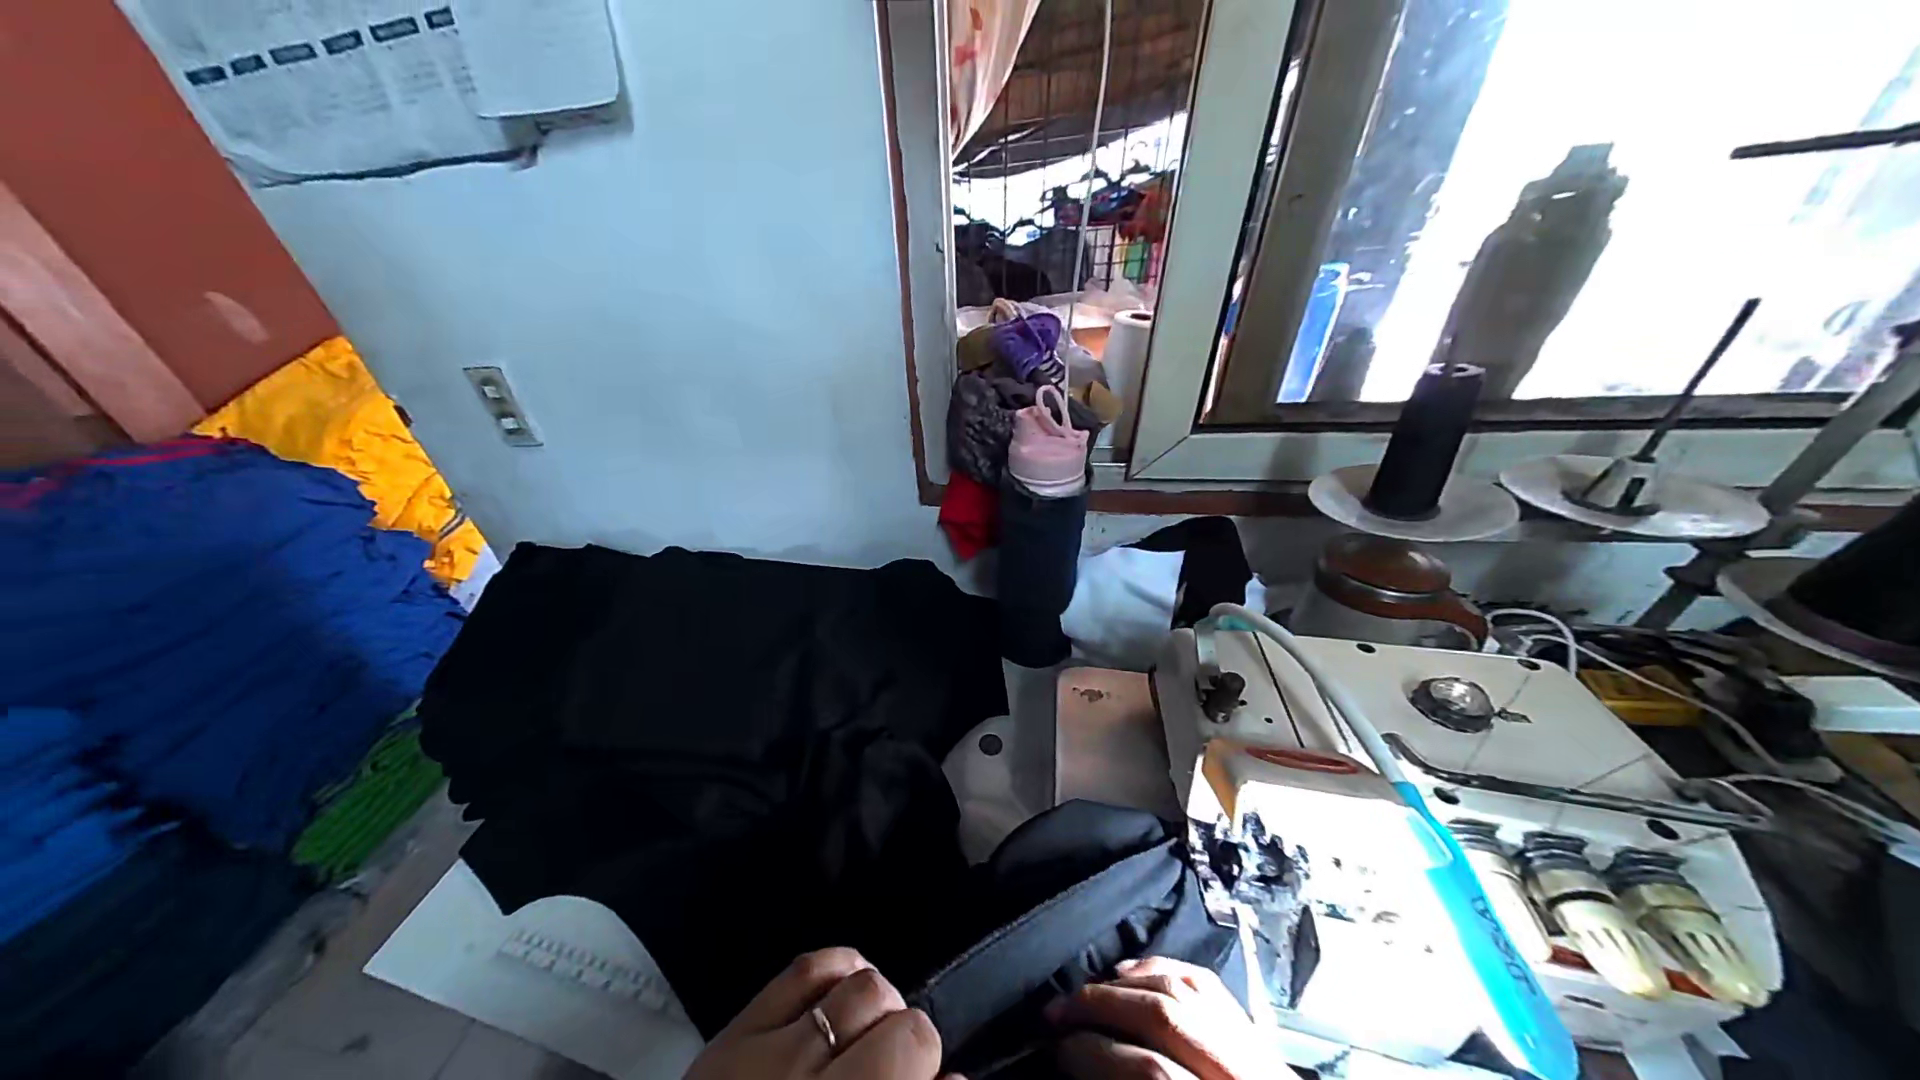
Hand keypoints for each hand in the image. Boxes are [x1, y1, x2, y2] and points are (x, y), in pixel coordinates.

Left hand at [685, 948, 944, 1079]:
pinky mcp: (737, 1031)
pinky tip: (844, 991)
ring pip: (865, 990)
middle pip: (905, 1033)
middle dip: (917, 1044)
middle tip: (900, 1063)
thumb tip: (956, 1079)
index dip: (940, 1074)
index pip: (917, 1061)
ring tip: (870, 1030)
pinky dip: (839, 968)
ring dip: (882, 1007)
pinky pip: (808, 967)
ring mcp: (771, 1056)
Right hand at [1047, 957, 1269, 1079]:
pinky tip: (1128, 973)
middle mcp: (1243, 1076)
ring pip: (1182, 989)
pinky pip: (1204, 983)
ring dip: (1122, 985)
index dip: (1093, 1054)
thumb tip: (1076, 1061)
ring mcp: (1259, 1052)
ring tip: (1084, 995)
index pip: (1151, 1071)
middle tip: (1058, 1013)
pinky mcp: (1259, 1036)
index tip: (1058, 1049)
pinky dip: (1160, 969)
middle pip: (1164, 1017)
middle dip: (1099, 1007)